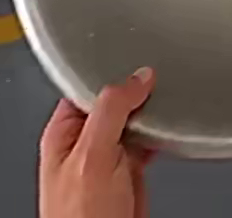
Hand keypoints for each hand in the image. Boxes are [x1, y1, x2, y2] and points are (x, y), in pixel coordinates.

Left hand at [39, 68, 155, 217]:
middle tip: (153, 84)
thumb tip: (138, 77)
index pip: (88, 83)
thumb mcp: (92, 155)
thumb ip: (112, 109)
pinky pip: (149, 135)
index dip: (112, 69)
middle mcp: (84, 141)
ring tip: (163, 103)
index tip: (135, 63)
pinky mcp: (130, 168)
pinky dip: (162, 129)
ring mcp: (108, 155)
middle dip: (137, 89)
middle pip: (116, 97)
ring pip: (135, 115)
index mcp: (64, 132)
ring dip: (152, 109)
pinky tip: (168, 128)